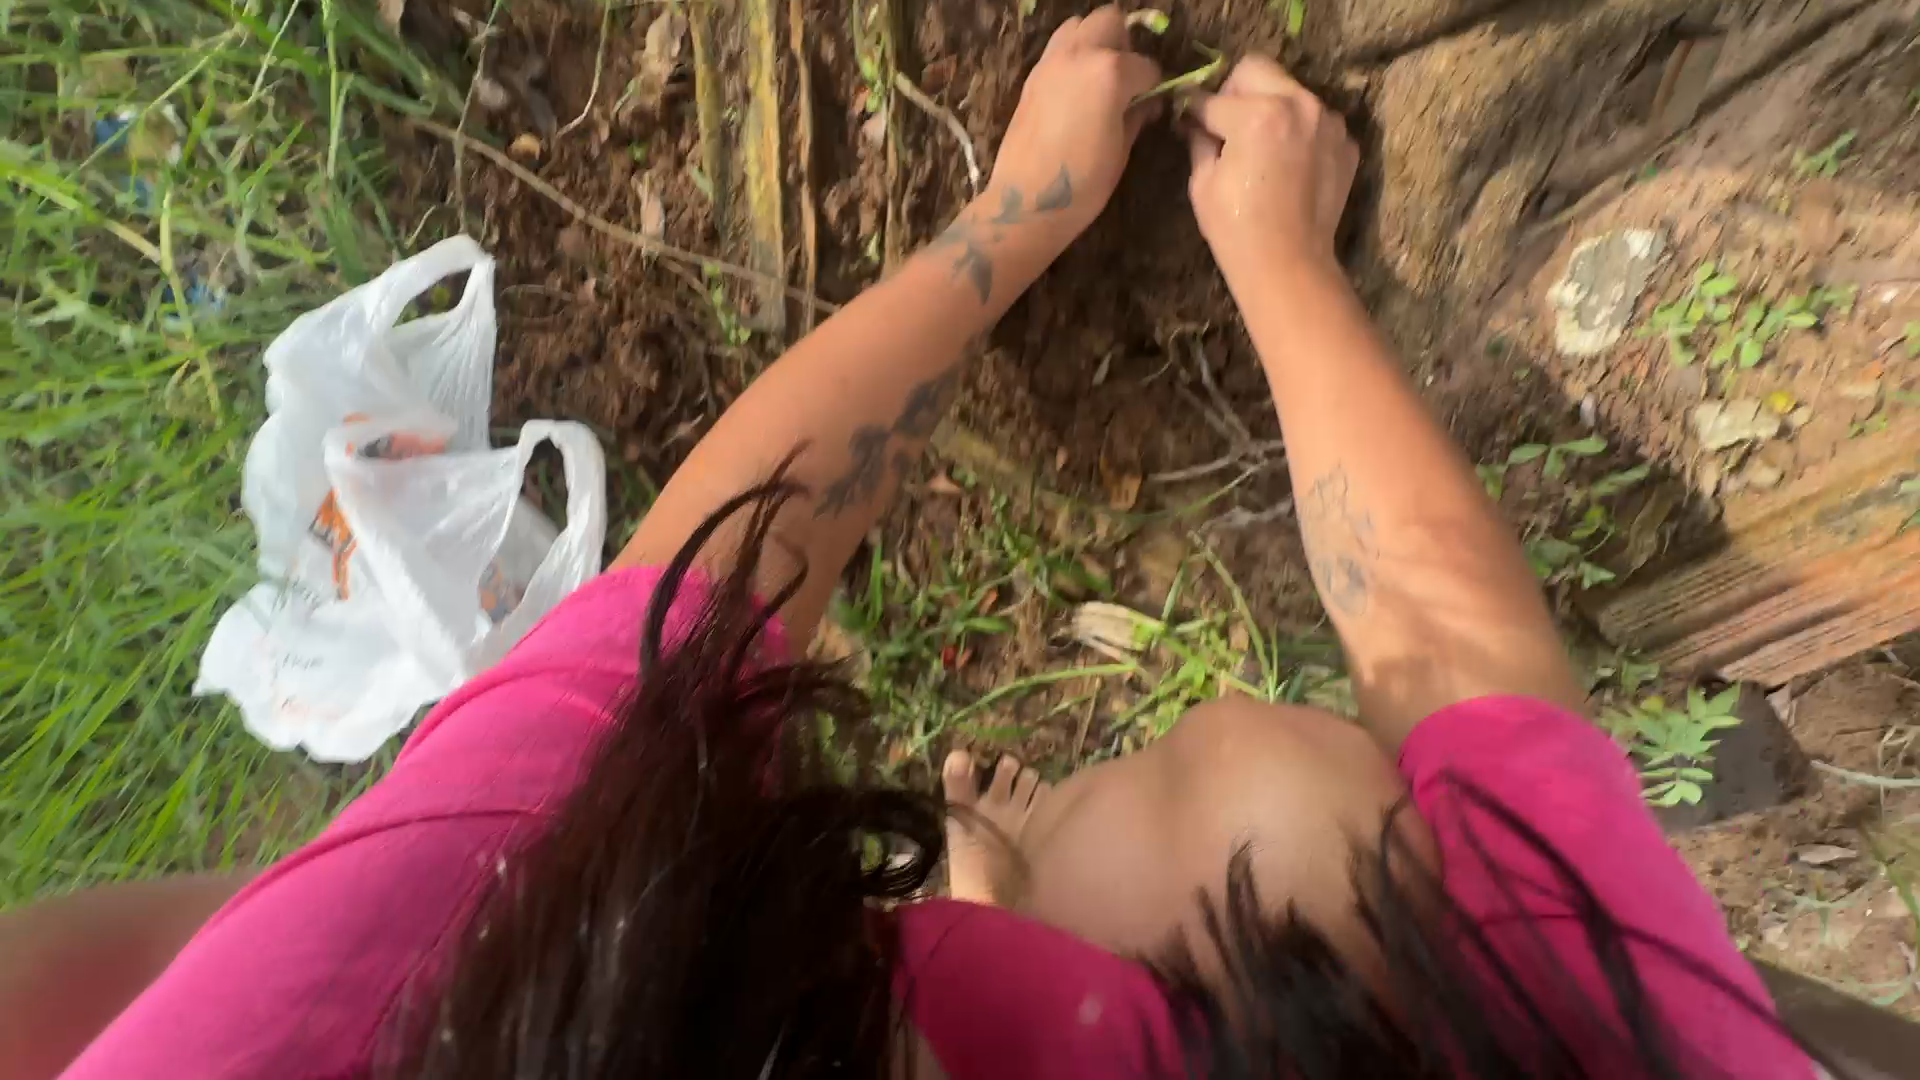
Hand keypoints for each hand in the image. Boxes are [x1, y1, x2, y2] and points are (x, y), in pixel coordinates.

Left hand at [988, 5, 1161, 234]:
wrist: (1024, 206)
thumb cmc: (1081, 187)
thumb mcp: (1120, 153)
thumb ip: (1136, 117)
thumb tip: (1148, 103)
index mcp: (1111, 72)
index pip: (1146, 66)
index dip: (1154, 86)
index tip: (1153, 104)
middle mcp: (1079, 55)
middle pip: (1109, 23)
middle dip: (1123, 46)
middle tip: (1125, 80)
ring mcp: (1050, 63)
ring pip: (1078, 27)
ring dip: (1093, 43)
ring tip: (1098, 80)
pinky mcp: (1031, 80)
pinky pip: (1056, 50)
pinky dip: (1071, 59)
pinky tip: (1075, 93)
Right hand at [1186, 57, 1357, 283]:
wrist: (1287, 265)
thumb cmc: (1235, 231)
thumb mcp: (1202, 186)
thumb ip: (1199, 143)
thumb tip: (1196, 125)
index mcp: (1257, 115)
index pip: (1213, 99)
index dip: (1193, 112)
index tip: (1187, 122)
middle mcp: (1298, 104)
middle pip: (1255, 70)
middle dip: (1234, 93)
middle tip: (1224, 127)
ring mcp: (1328, 122)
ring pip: (1289, 91)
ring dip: (1269, 110)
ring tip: (1259, 151)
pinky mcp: (1344, 142)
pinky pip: (1314, 121)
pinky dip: (1296, 134)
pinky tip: (1286, 168)